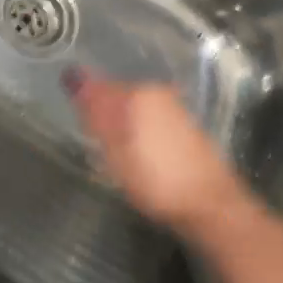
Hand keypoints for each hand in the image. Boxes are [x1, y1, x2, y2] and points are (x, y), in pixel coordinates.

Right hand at [62, 68, 248, 237]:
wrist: (210, 207)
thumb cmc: (154, 178)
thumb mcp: (113, 147)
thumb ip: (93, 110)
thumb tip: (71, 75)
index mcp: (137, 93)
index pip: (97, 87)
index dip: (86, 108)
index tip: (84, 128)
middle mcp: (158, 93)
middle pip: (118, 97)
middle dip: (105, 115)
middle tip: (98, 145)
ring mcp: (176, 110)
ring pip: (136, 111)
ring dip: (124, 127)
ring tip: (119, 155)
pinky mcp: (189, 129)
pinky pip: (152, 123)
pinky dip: (142, 135)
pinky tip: (143, 158)